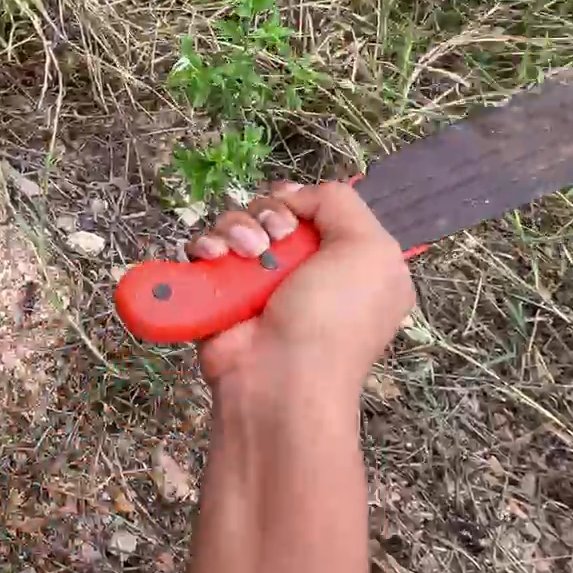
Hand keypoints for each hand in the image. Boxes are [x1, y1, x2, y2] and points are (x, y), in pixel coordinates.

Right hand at [185, 182, 412, 405]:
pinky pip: (202, 249)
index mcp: (349, 260)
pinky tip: (213, 261)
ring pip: (233, 226)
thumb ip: (341, 204)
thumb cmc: (333, 318)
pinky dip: (204, 249)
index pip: (316, 208)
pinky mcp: (217, 290)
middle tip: (271, 240)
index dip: (300, 201)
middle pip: (270, 212)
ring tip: (240, 255)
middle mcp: (303, 267)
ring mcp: (256, 279)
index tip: (294, 215)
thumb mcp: (370, 252)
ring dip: (233, 231)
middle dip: (265, 216)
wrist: (278, 375)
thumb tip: (293, 196)